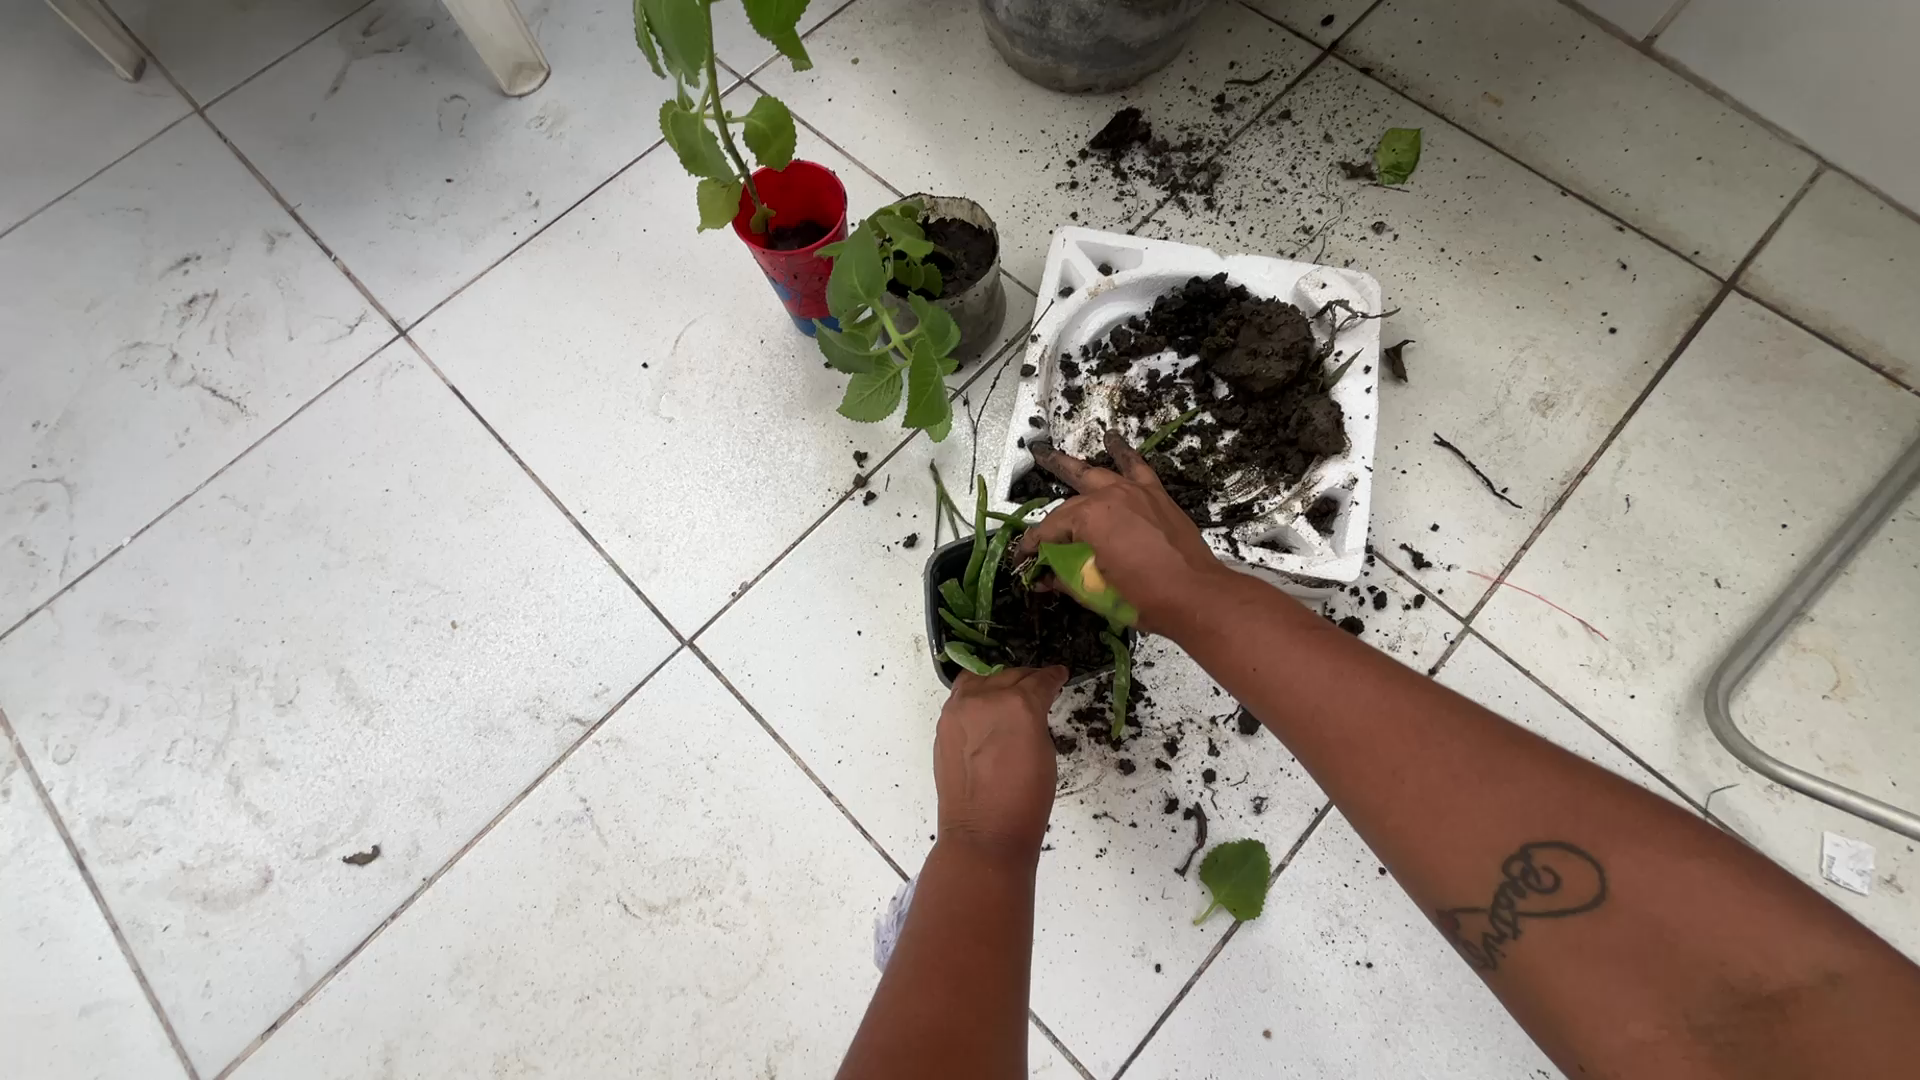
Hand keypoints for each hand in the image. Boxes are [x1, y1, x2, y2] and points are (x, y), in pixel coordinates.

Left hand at [934, 666, 1068, 857]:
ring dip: (999, 683)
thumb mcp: (1044, 752)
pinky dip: (977, 696)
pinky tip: (986, 707)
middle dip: (1028, 680)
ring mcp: (959, 709)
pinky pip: (962, 697)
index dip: (1053, 677)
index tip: (1059, 674)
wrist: (983, 832)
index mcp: (1020, 705)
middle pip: (1011, 676)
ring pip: (983, 680)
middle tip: (1039, 686)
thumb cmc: (1025, 800)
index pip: (1040, 681)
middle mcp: (986, 698)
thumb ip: (1035, 720)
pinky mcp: (944, 724)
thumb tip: (1029, 709)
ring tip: (1010, 694)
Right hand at [1015, 430, 1233, 635]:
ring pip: (1096, 473)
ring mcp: (1135, 492)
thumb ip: (1064, 579)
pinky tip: (1113, 441)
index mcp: (1089, 519)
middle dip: (1046, 517)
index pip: (1049, 530)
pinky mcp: (1155, 496)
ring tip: (1049, 454)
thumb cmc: (1144, 598)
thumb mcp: (1094, 592)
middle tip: (1026, 524)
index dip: (1031, 548)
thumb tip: (1044, 578)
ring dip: (1072, 466)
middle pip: (1068, 503)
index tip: (1022, 562)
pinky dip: (1123, 454)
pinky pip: (1136, 467)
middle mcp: (1109, 496)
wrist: (1196, 596)